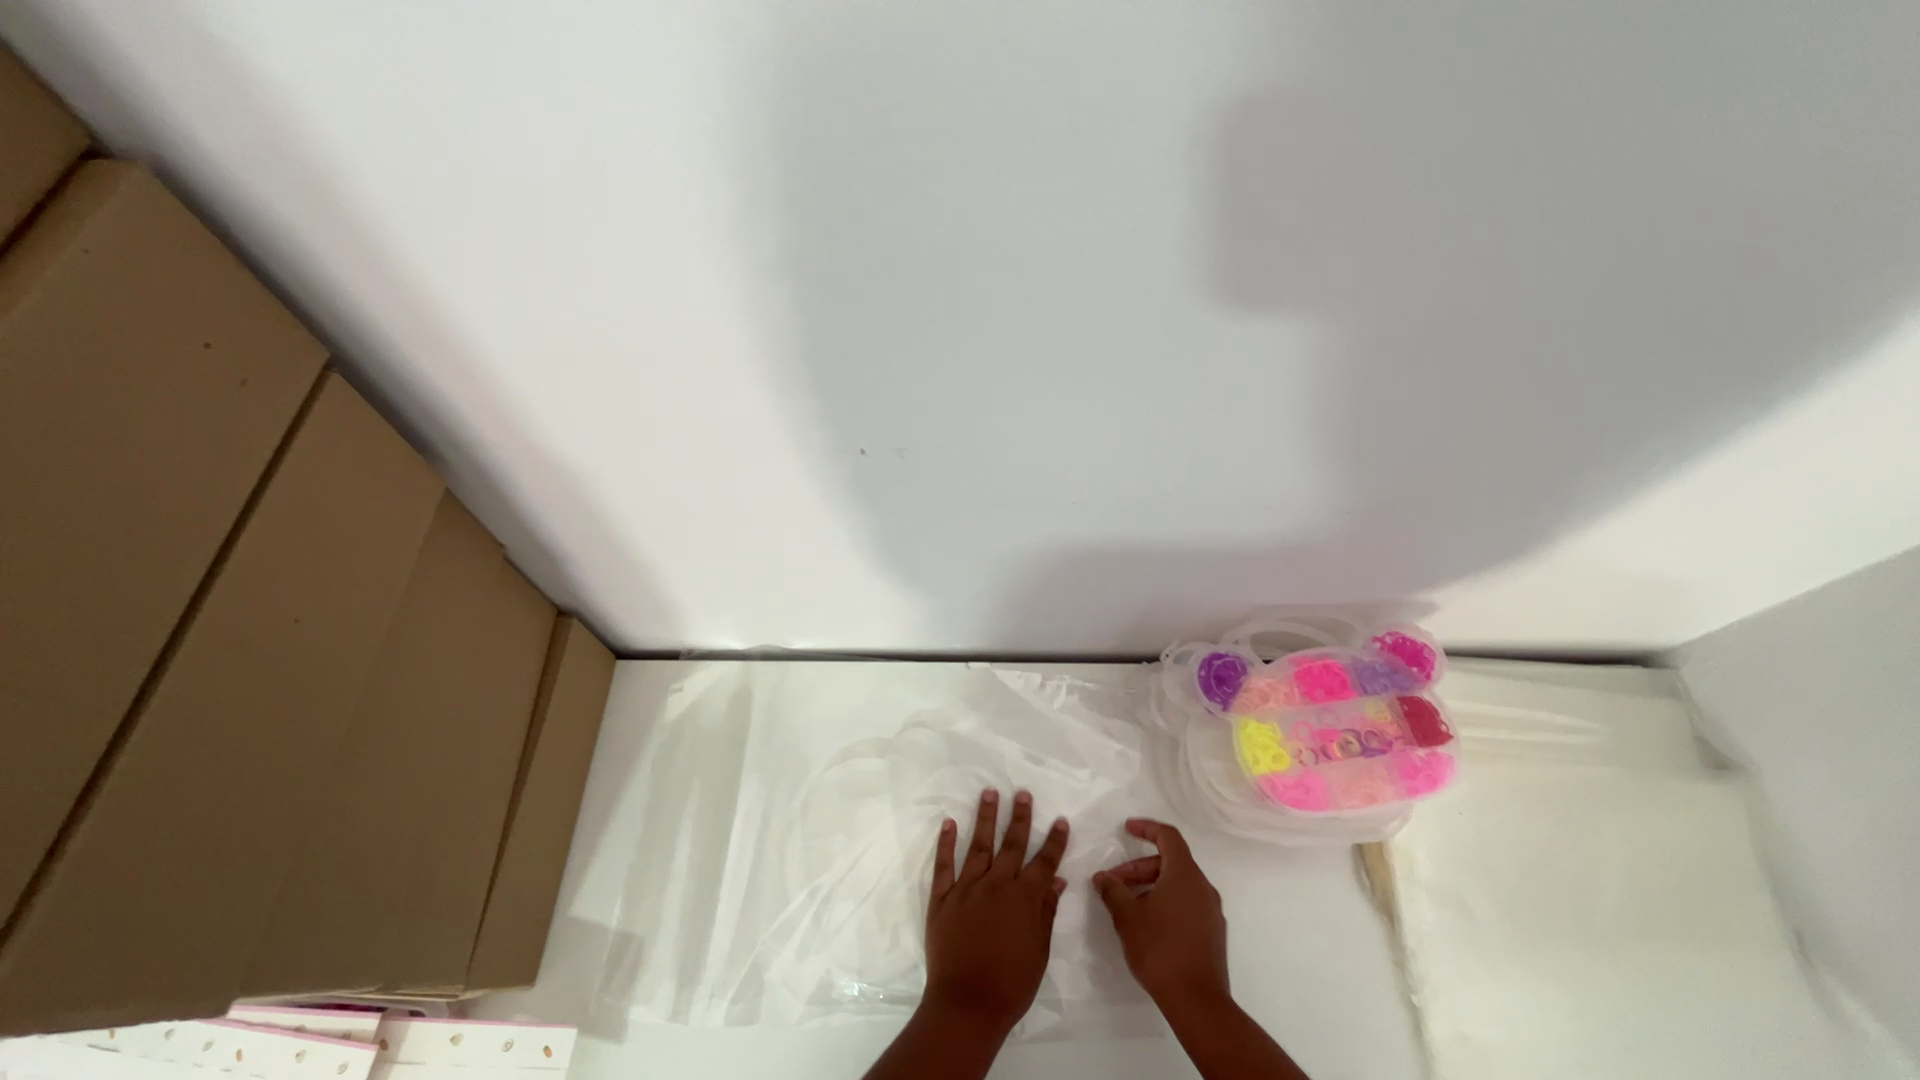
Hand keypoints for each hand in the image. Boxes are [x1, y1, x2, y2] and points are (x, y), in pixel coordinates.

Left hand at [922, 788, 1070, 1033]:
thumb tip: (1056, 881)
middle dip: (1019, 818)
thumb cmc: (1012, 984)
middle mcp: (996, 885)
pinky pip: (944, 865)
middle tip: (1022, 793)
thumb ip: (1045, 912)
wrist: (967, 1003)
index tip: (1060, 820)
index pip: (1043, 862)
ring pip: (978, 846)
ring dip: (985, 818)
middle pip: (1011, 845)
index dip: (1053, 842)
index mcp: (1024, 899)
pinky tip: (949, 823)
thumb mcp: (1039, 950)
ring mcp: (966, 889)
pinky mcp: (941, 899)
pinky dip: (946, 843)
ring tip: (989, 793)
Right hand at [1092, 819, 1230, 1009]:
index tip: (1127, 829)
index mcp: (1185, 875)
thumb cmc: (1160, 948)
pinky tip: (1146, 925)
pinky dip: (1164, 903)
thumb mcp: (1127, 916)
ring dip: (1150, 887)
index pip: (1169, 837)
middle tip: (1113, 883)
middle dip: (1138, 868)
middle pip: (1170, 863)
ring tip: (1126, 906)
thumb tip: (1103, 878)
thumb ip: (1113, 891)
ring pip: (1177, 886)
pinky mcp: (1211, 934)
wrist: (1196, 1000)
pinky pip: (1185, 905)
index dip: (1147, 828)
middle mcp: (1203, 887)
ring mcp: (1210, 912)